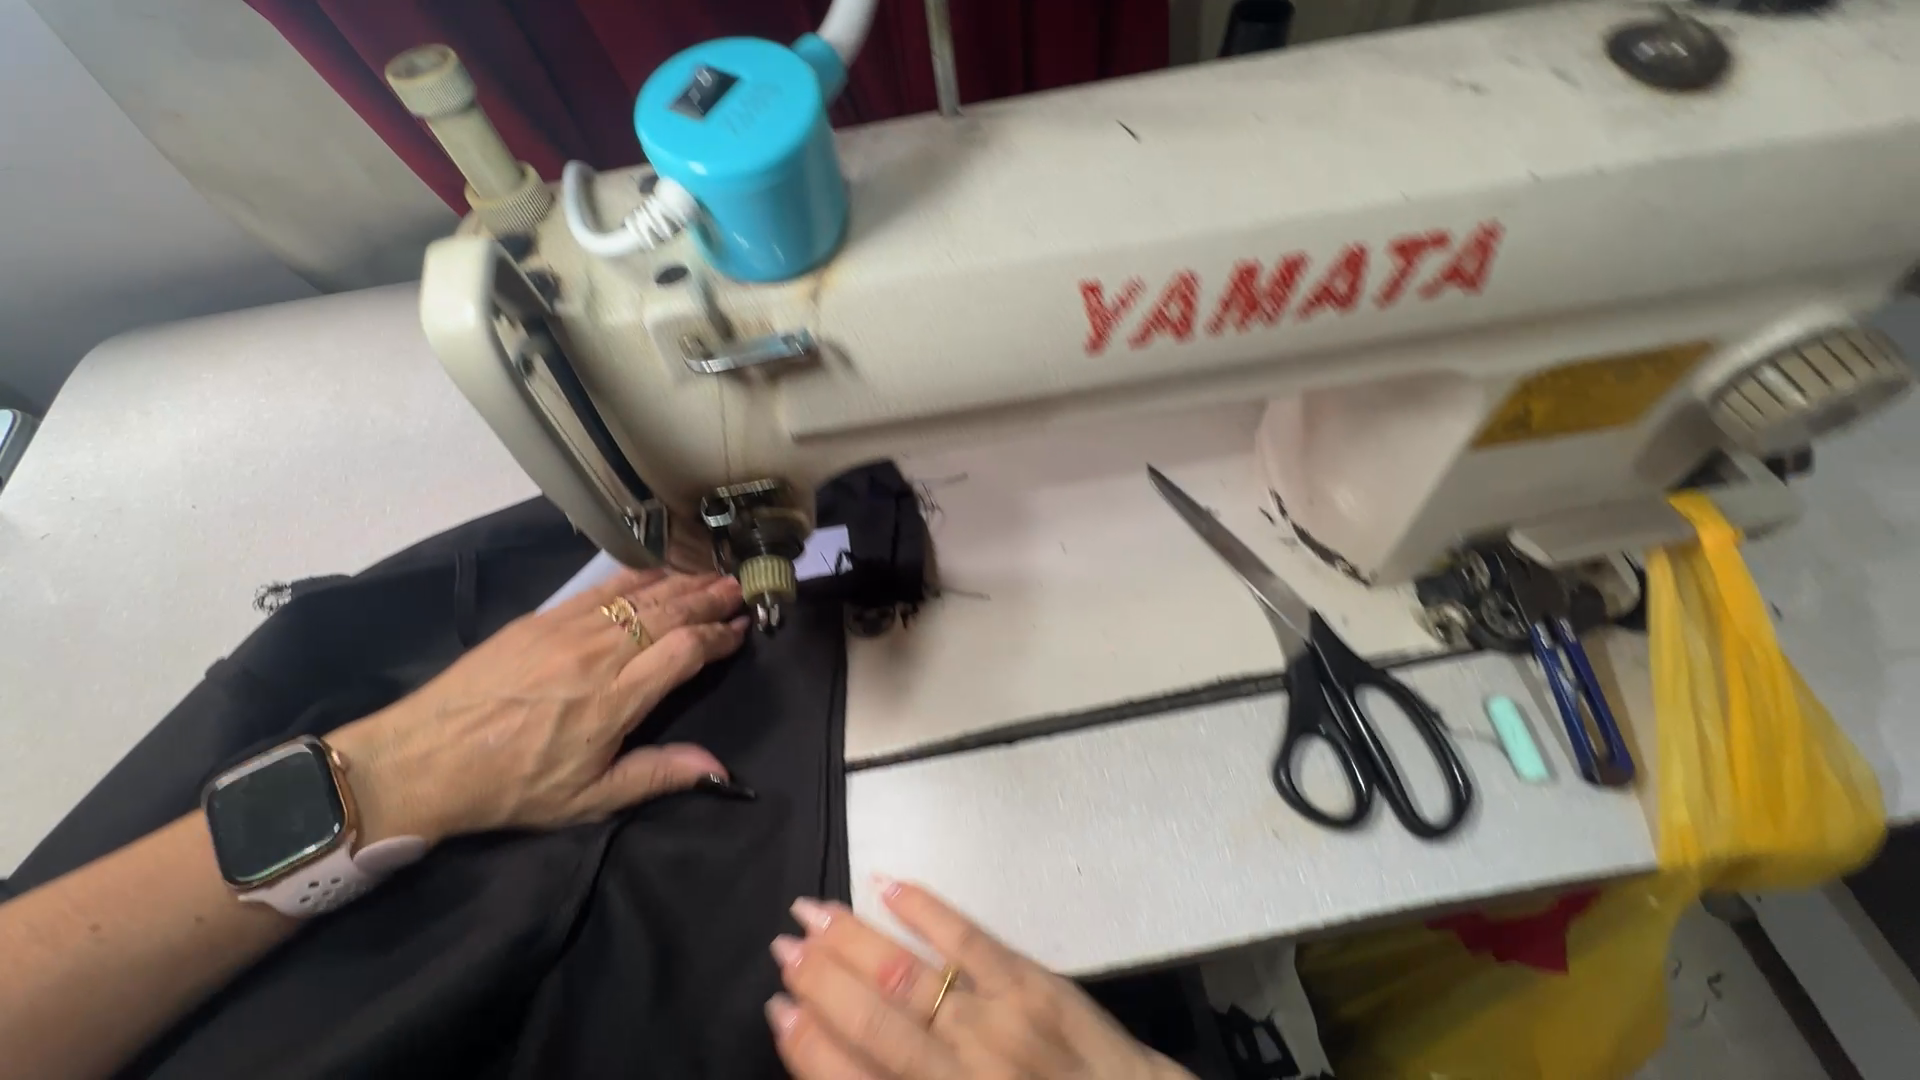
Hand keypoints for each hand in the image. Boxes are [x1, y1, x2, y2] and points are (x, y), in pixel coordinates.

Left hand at [328, 568, 747, 844]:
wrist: (423, 759)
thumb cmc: (513, 785)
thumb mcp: (589, 797)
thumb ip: (658, 775)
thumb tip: (719, 769)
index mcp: (616, 699)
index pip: (685, 651)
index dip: (719, 636)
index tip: (741, 628)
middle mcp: (600, 654)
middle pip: (670, 613)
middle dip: (710, 598)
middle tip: (739, 588)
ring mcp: (569, 629)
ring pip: (640, 595)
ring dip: (682, 583)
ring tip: (711, 575)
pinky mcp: (542, 617)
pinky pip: (601, 587)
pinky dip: (638, 576)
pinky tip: (657, 571)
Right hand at [767, 881, 1194, 1079]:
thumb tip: (843, 1054)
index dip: (809, 1045)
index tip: (777, 1006)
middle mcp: (960, 1072)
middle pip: (875, 1019)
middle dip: (821, 981)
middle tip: (782, 944)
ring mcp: (998, 1021)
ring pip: (910, 975)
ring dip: (856, 942)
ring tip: (813, 913)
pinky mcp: (1032, 981)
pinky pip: (969, 938)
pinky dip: (926, 909)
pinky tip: (889, 885)